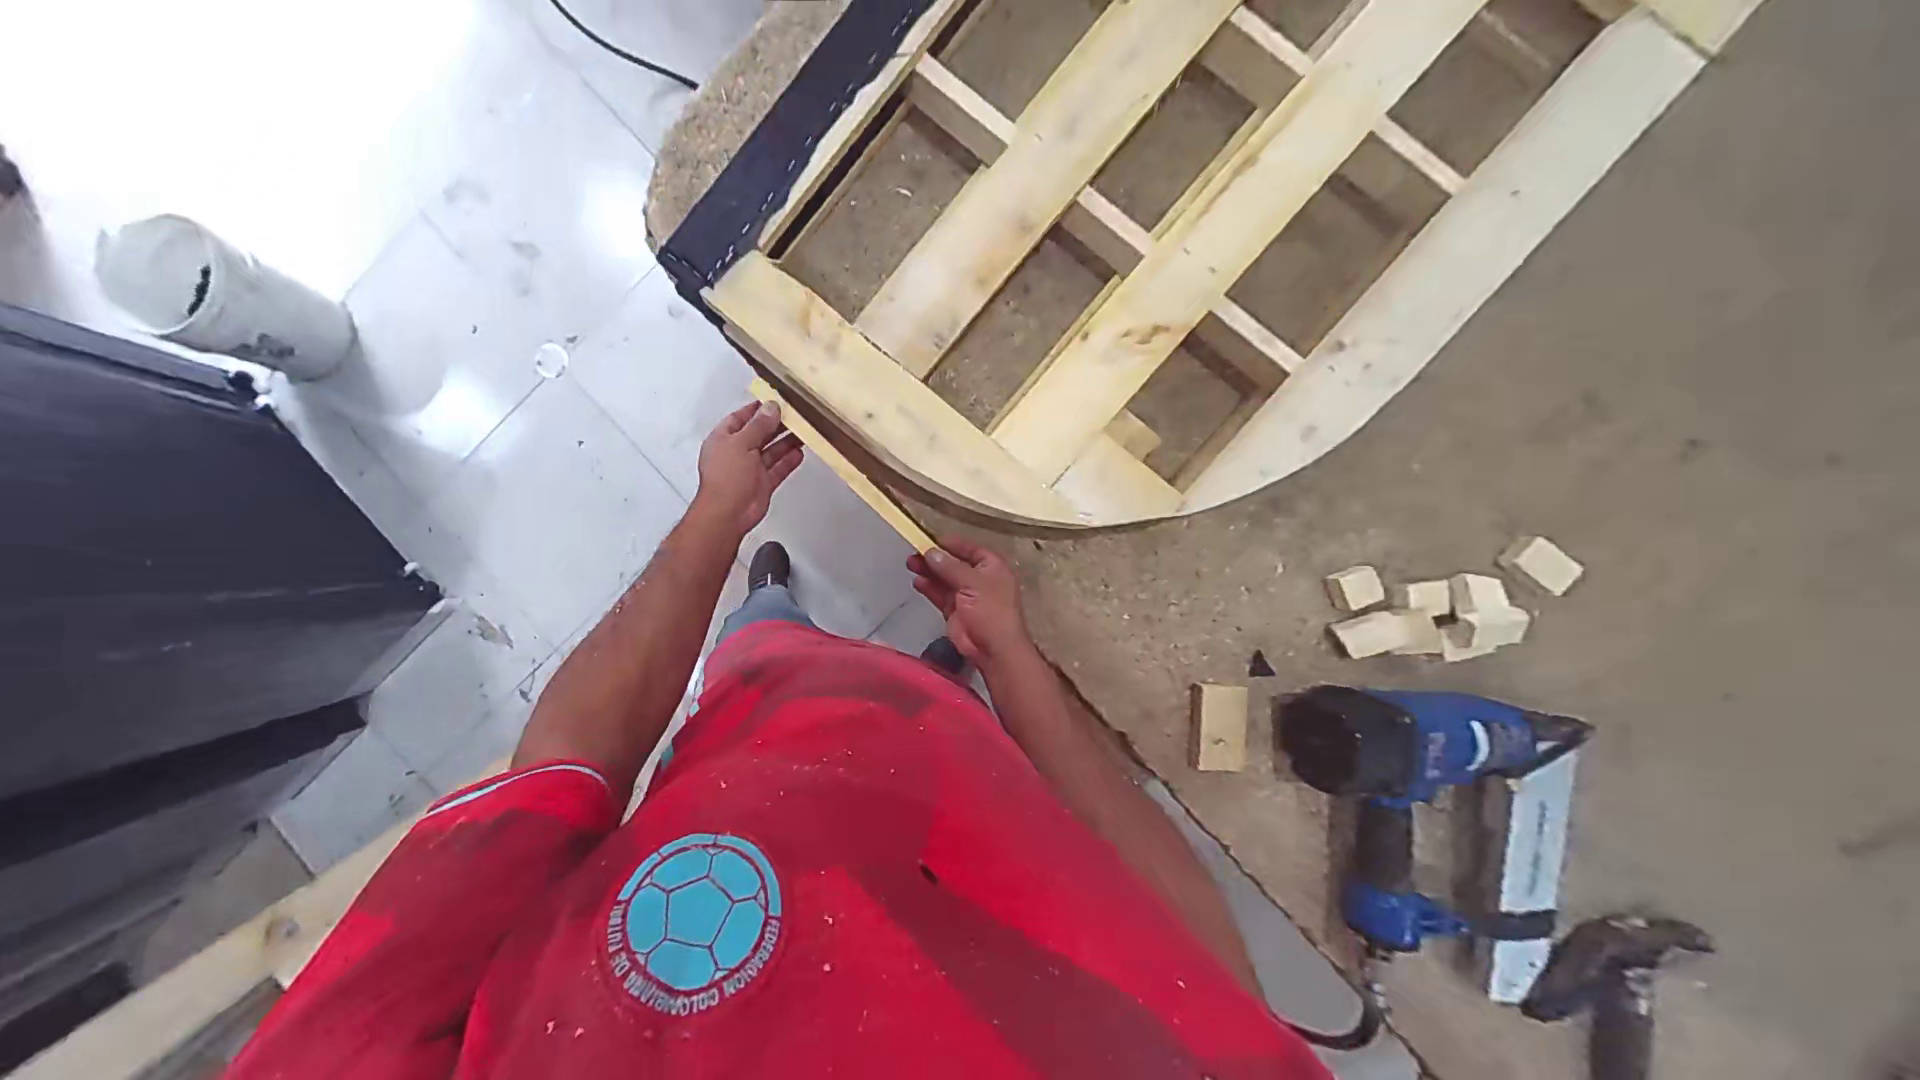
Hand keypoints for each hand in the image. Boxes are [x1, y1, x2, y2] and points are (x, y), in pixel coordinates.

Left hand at [694, 401, 803, 536]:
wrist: (729, 513)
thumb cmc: (726, 479)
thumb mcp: (742, 443)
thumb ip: (759, 425)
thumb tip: (771, 409)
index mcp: (723, 439)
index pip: (740, 418)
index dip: (757, 410)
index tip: (774, 401)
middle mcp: (736, 452)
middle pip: (759, 433)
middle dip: (776, 425)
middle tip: (794, 415)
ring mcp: (749, 469)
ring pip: (771, 451)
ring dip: (786, 442)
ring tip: (803, 431)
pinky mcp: (762, 483)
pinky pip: (778, 468)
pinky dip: (788, 461)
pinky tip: (799, 453)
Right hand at [906, 538, 1034, 665]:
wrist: (993, 648)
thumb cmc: (991, 611)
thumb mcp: (973, 582)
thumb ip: (950, 567)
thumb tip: (931, 552)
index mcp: (992, 567)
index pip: (971, 549)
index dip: (952, 544)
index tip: (931, 539)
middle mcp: (980, 579)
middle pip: (955, 563)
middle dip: (936, 558)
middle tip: (915, 552)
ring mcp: (967, 595)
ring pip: (945, 579)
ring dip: (929, 571)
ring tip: (910, 563)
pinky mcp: (955, 611)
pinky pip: (940, 595)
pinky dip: (929, 587)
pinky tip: (917, 581)